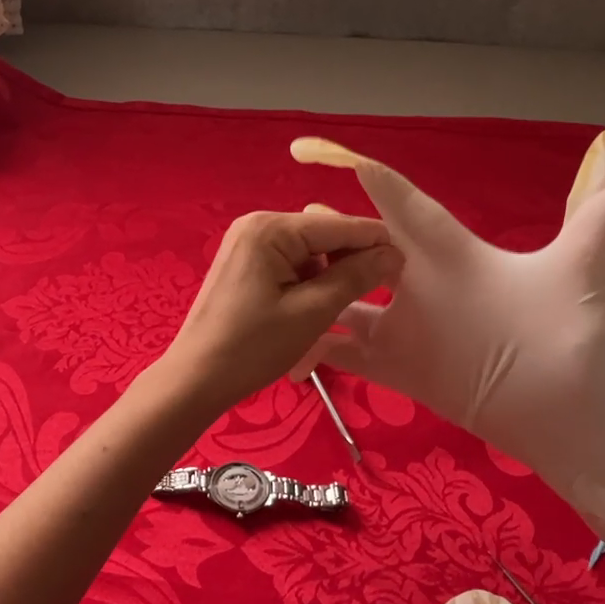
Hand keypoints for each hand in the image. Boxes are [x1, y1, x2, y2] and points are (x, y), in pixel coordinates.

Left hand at [156, 211, 402, 414]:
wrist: (196, 378)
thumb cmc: (253, 346)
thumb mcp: (312, 312)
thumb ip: (355, 276)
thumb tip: (393, 253)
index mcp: (270, 228)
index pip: (339, 225)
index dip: (377, 245)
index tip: (408, 270)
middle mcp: (256, 224)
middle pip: (323, 233)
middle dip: (351, 260)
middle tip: (375, 293)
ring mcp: (245, 244)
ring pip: (309, 250)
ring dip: (330, 274)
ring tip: (340, 307)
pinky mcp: (242, 265)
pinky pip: (289, 263)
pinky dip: (308, 281)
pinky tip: (314, 307)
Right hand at [291, 132, 604, 569]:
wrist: (587, 425)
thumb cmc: (580, 339)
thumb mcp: (587, 264)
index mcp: (453, 254)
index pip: (399, 202)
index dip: (361, 173)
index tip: (316, 149)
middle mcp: (423, 286)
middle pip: (361, 250)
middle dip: (328, 233)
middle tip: (292, 220)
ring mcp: (409, 330)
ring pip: (345, 299)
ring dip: (313, 286)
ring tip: (277, 272)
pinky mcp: (401, 372)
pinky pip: (346, 357)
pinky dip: (314, 350)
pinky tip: (282, 340)